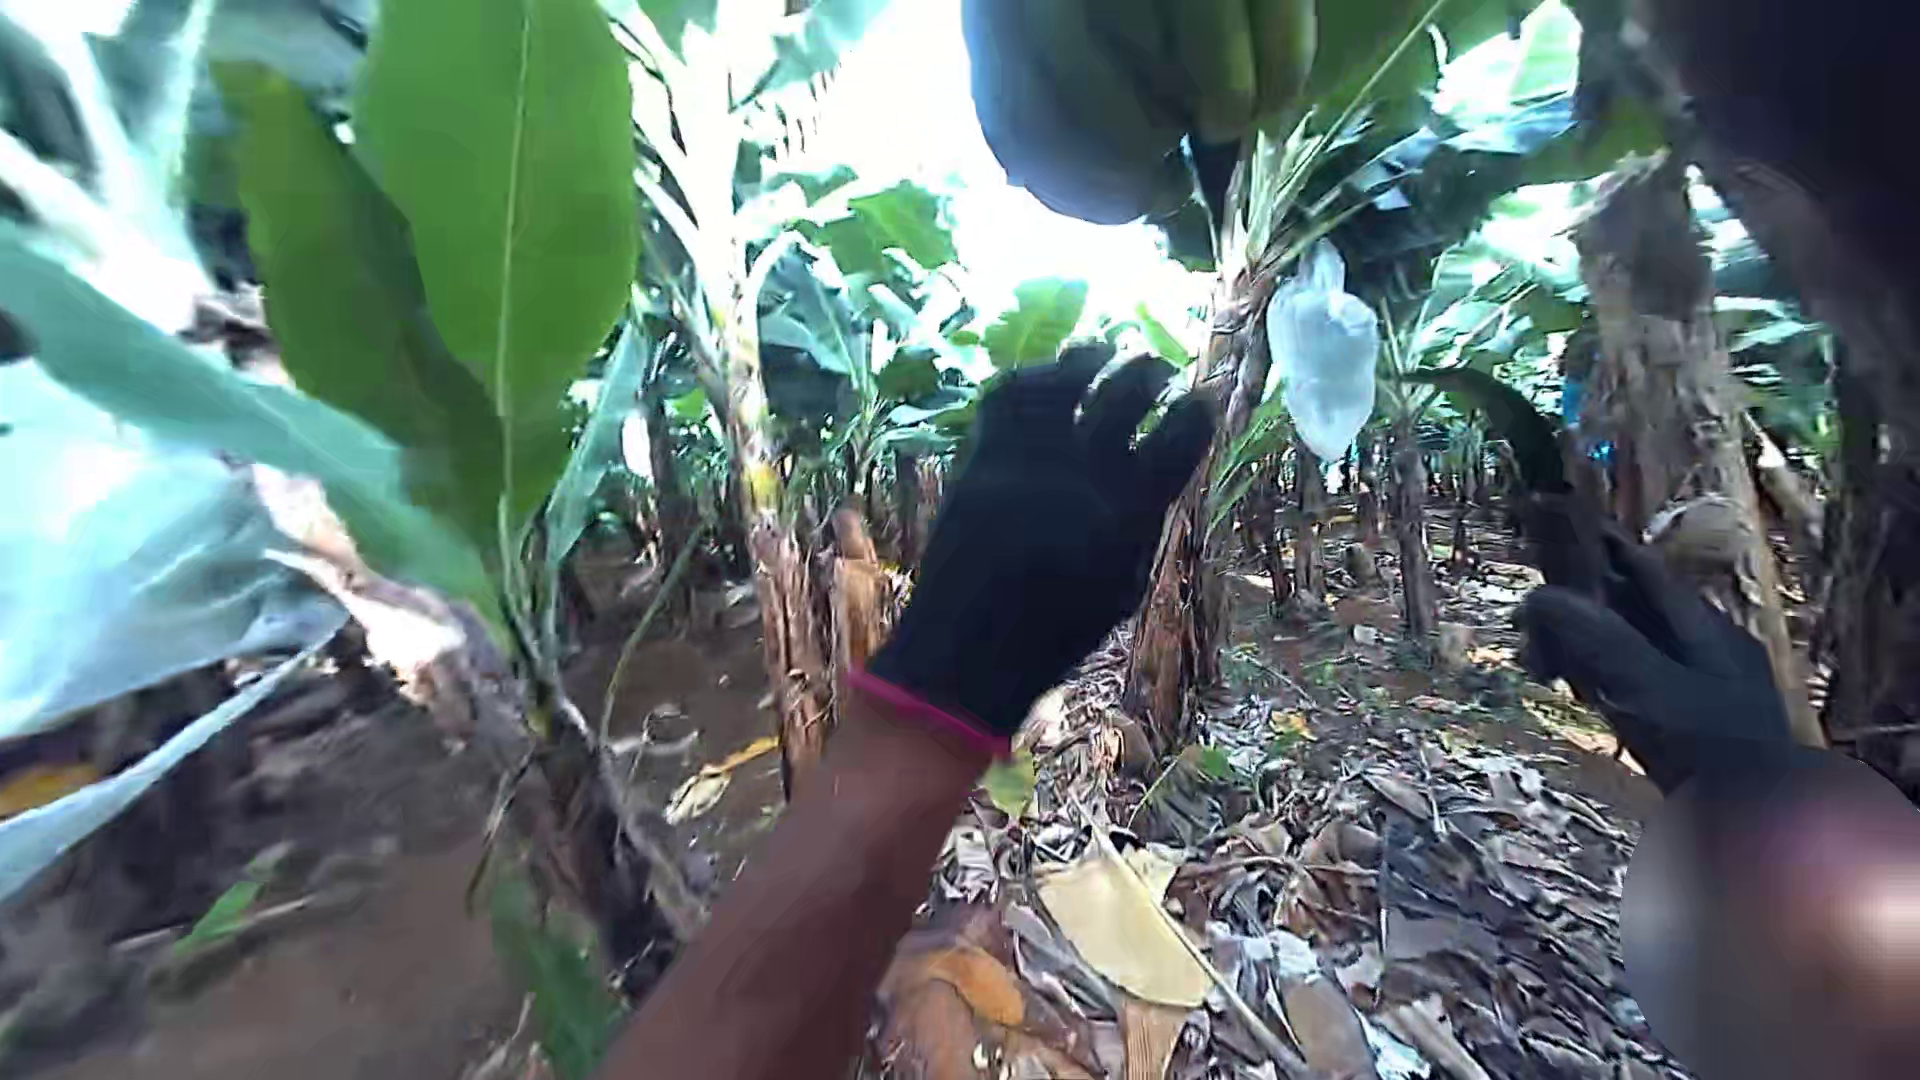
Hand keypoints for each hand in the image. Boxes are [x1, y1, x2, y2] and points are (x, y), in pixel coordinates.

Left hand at [866, 348, 1214, 748]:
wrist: (968, 648)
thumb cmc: (1054, 633)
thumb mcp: (1123, 586)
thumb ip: (1143, 527)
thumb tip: (1153, 481)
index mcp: (1132, 509)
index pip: (1181, 436)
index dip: (1197, 411)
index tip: (1199, 400)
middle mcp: (1085, 470)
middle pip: (1129, 391)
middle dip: (1151, 370)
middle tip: (1156, 366)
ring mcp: (1029, 457)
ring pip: (1069, 376)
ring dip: (1091, 356)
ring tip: (1099, 350)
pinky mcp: (983, 456)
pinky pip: (1009, 394)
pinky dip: (1029, 378)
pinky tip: (1041, 380)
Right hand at [1519, 499, 1791, 793]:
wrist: (1755, 818)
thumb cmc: (1705, 743)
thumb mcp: (1648, 684)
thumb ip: (1597, 637)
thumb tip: (1539, 594)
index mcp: (1700, 631)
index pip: (1643, 571)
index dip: (1603, 544)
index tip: (1563, 518)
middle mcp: (1692, 644)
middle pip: (1620, 603)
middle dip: (1570, 602)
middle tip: (1528, 614)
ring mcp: (1678, 674)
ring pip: (1609, 635)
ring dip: (1567, 640)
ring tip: (1538, 663)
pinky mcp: (1662, 701)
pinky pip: (1608, 665)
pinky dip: (1578, 666)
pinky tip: (1560, 681)